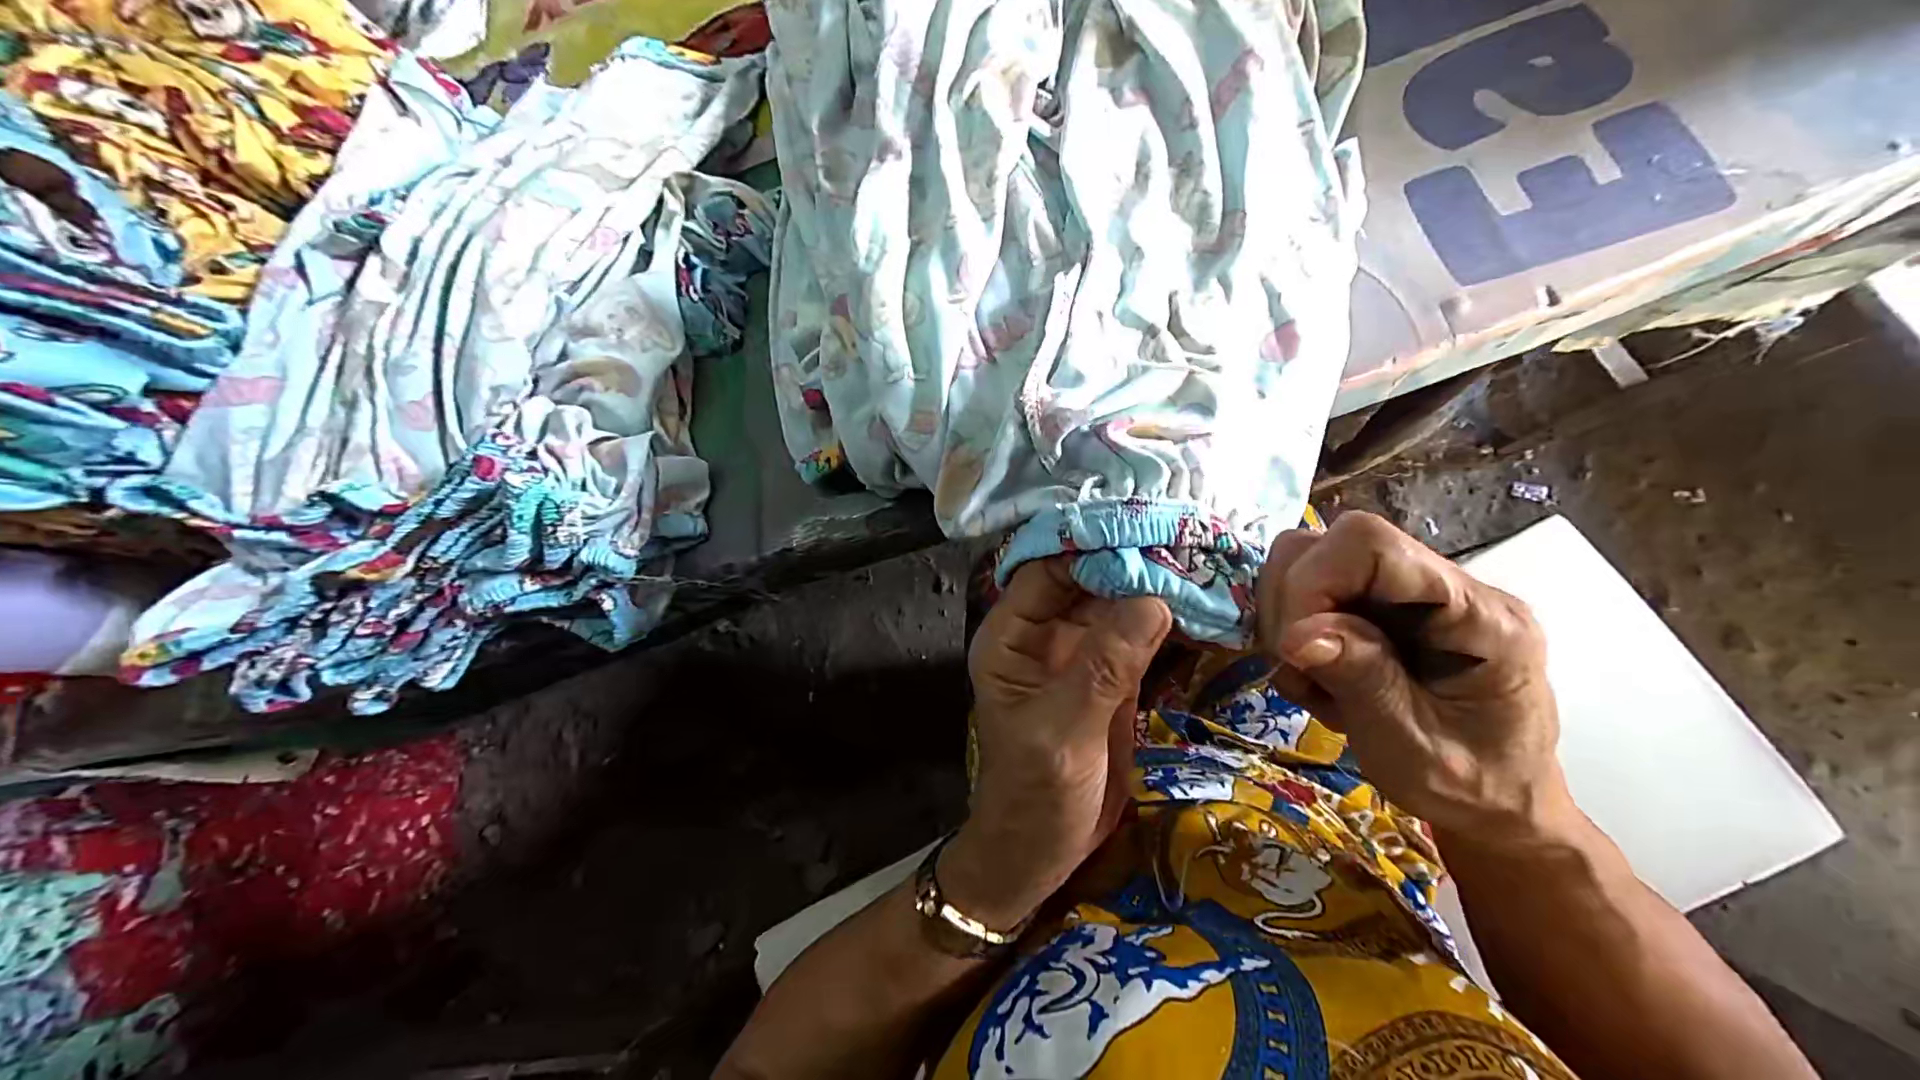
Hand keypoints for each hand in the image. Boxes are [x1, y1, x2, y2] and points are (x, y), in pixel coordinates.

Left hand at [943, 559, 1172, 930]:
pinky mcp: (1112, 678)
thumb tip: (1153, 601)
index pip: (1046, 572)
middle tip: (1190, 542)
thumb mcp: (1063, 731)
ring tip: (1207, 564)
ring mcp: (1080, 656)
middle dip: (1133, 562)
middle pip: (1088, 582)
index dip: (1090, 549)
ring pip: (1118, 606)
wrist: (1042, 852)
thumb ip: (1104, 668)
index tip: (1145, 533)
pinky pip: (1140, 639)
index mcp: (1012, 638)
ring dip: (1157, 588)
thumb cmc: (1034, 794)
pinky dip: (1169, 625)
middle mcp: (1043, 636)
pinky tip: (1206, 609)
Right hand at [1256, 512, 1577, 849]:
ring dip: (1287, 617)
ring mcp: (1410, 591)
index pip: (1372, 545)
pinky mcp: (1382, 603)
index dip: (1313, 582)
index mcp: (1479, 616)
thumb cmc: (1469, 788)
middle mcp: (1445, 585)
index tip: (1294, 648)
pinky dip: (1291, 628)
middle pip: (1331, 543)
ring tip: (1311, 677)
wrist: (1497, 805)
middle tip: (1301, 670)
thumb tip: (1296, 636)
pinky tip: (1318, 673)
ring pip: (1309, 559)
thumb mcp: (1413, 751)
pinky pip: (1308, 588)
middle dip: (1292, 604)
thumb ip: (1365, 683)